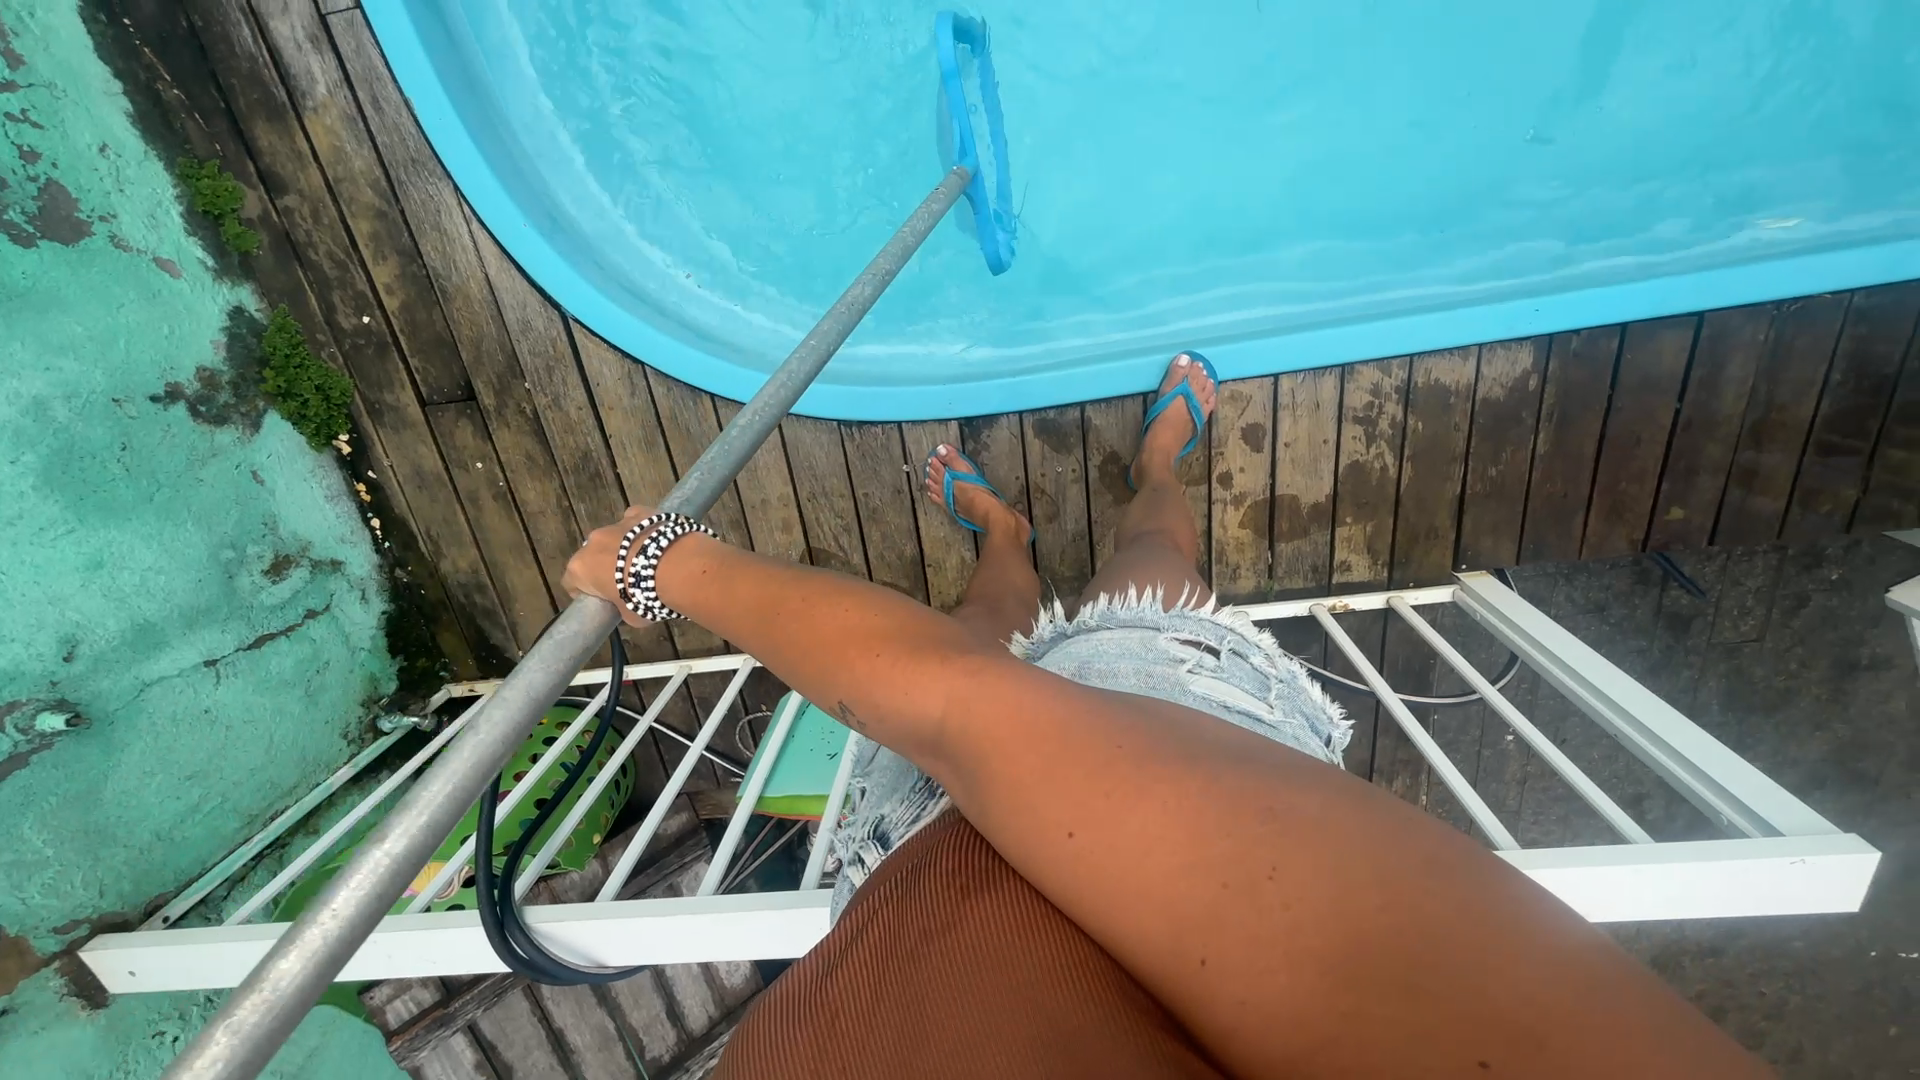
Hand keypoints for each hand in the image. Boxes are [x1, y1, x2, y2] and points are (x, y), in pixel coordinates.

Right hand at [563, 504, 670, 626]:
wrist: (679, 569)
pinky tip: (656, 538)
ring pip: (615, 536)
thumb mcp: (631, 616)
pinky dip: (642, 528)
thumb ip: (622, 610)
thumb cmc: (647, 597)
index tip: (601, 599)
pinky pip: (635, 520)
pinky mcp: (641, 512)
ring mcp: (616, 524)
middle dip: (606, 566)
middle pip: (593, 556)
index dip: (585, 591)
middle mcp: (593, 541)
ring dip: (625, 546)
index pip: (572, 582)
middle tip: (627, 580)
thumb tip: (628, 610)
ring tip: (648, 560)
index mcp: (580, 568)